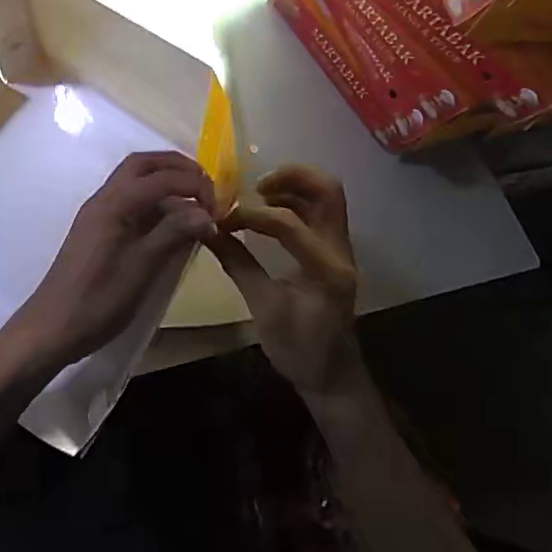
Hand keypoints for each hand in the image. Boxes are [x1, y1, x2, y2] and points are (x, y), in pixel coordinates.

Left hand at [6, 151, 216, 368]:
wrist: (51, 329)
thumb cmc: (98, 299)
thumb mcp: (143, 266)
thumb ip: (174, 232)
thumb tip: (207, 213)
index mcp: (115, 203)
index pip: (163, 177)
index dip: (195, 185)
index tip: (217, 208)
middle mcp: (105, 198)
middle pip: (145, 164)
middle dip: (178, 167)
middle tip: (206, 186)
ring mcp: (99, 211)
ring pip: (135, 177)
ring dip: (166, 178)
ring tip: (194, 199)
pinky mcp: (99, 226)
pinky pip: (130, 196)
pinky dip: (155, 196)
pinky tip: (171, 219)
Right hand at [203, 165, 360, 398]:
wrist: (332, 373)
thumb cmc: (299, 350)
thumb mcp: (264, 310)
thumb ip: (239, 266)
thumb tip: (208, 231)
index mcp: (328, 269)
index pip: (291, 224)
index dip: (253, 215)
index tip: (224, 219)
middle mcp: (341, 249)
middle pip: (328, 190)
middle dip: (292, 177)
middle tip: (256, 186)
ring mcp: (342, 246)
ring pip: (327, 195)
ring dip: (295, 184)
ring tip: (258, 193)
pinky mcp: (334, 248)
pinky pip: (321, 209)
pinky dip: (296, 199)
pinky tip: (269, 207)